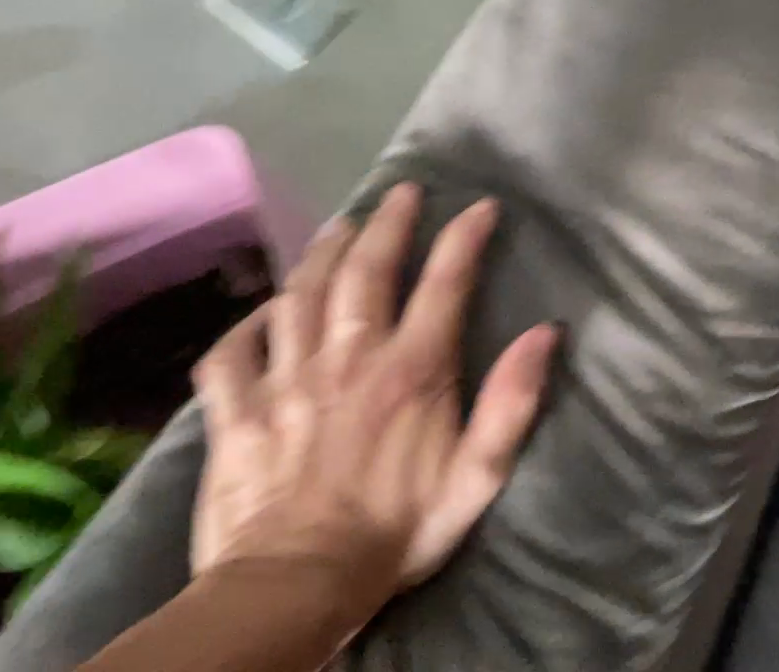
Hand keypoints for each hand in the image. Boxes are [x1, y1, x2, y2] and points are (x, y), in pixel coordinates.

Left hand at [190, 183, 558, 610]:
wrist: (294, 587)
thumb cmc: (400, 527)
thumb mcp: (481, 471)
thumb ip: (514, 399)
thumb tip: (546, 332)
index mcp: (413, 369)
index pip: (444, 283)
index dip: (464, 237)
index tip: (481, 206)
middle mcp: (349, 358)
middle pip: (365, 272)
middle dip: (389, 225)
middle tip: (402, 192)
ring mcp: (285, 381)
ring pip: (299, 296)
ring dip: (323, 253)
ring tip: (341, 225)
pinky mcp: (236, 413)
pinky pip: (232, 353)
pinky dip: (247, 324)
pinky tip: (263, 311)